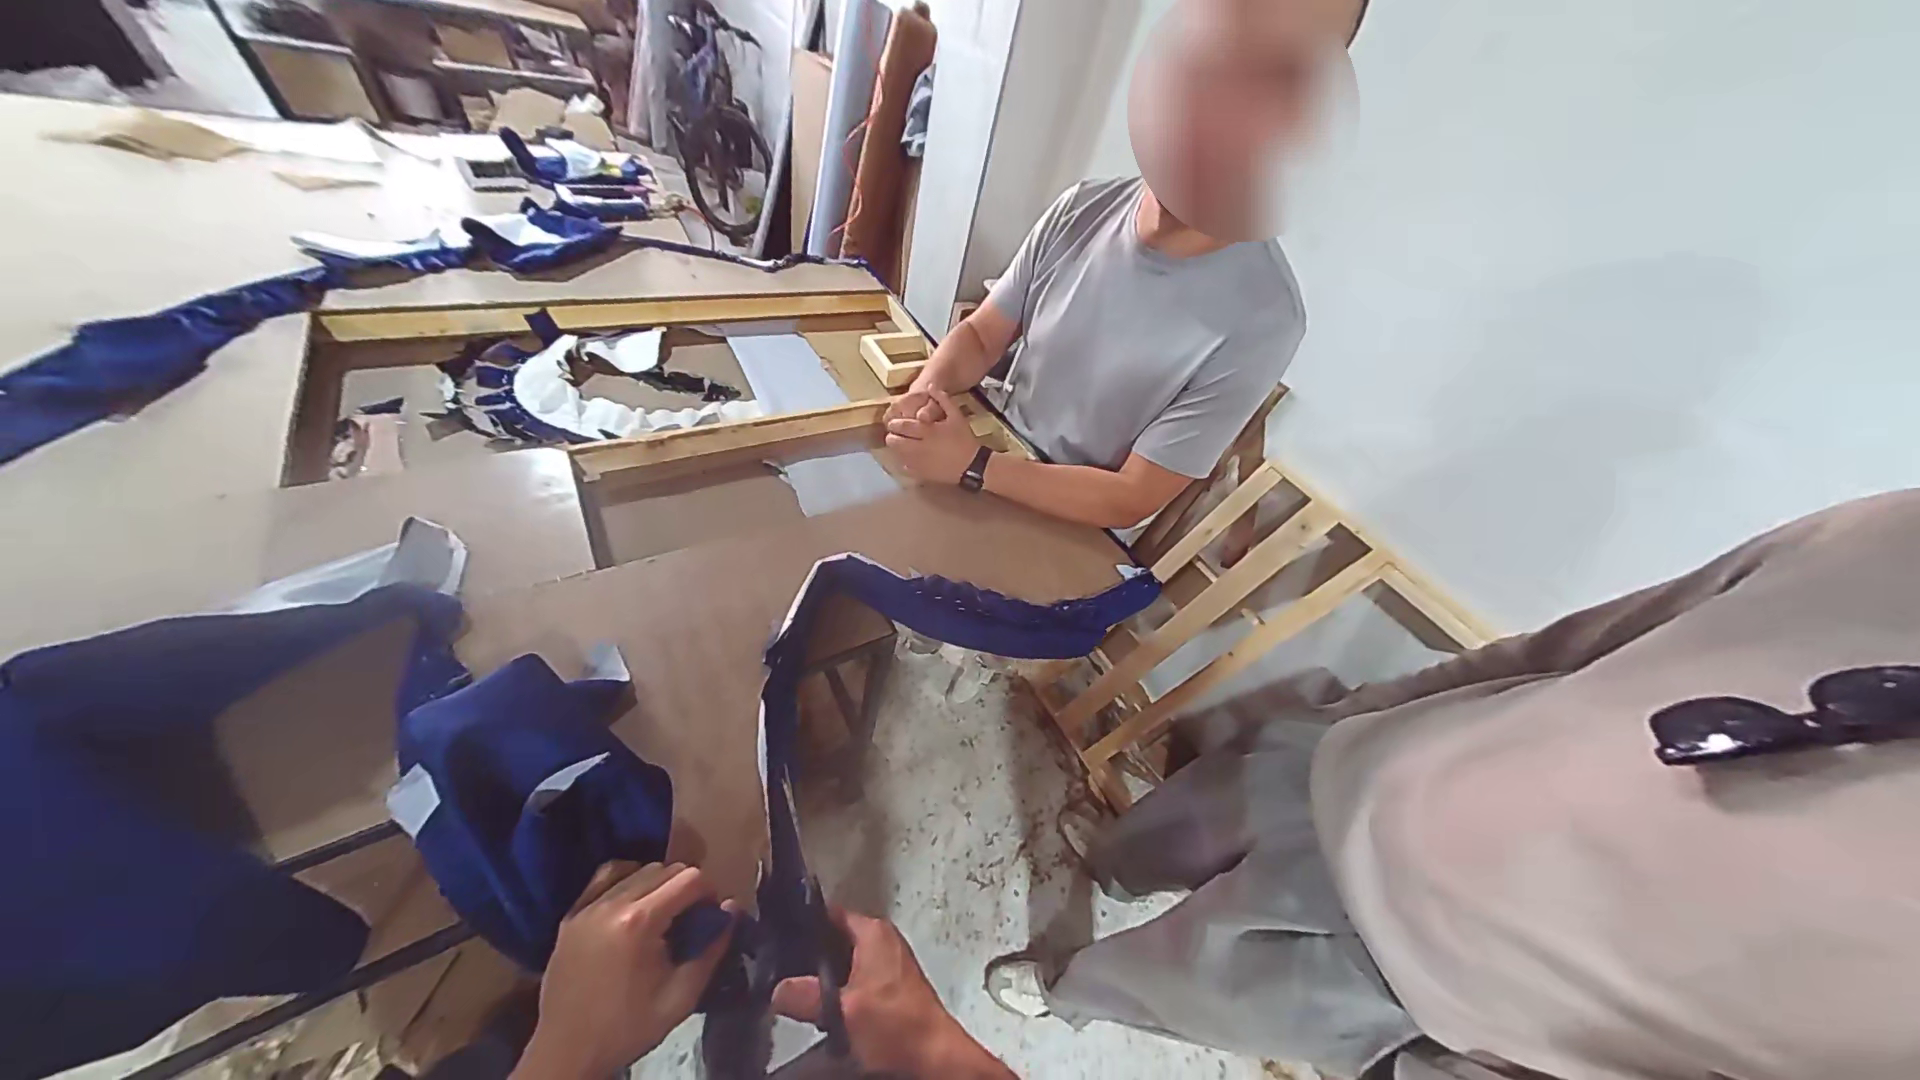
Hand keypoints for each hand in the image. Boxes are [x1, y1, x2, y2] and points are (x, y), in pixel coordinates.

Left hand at [513, 862, 736, 1079]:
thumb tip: (732, 908)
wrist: (565, 1056)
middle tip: (689, 917)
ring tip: (662, 912)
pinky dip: (627, 878)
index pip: (690, 877)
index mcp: (640, 921)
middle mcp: (613, 903)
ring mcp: (588, 907)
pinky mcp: (572, 915)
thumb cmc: (627, 1027)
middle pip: (667, 868)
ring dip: (659, 883)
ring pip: (639, 868)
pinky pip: (607, 875)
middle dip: (686, 887)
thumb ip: (713, 948)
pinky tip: (633, 901)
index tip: (709, 916)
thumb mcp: (681, 996)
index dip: (708, 892)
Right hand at [772, 909, 1012, 1078]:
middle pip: (839, 936)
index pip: (832, 913)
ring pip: (849, 957)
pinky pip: (860, 973)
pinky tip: (830, 1004)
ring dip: (829, 973)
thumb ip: (806, 996)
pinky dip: (844, 985)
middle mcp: (883, 937)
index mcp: (873, 931)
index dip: (807, 923)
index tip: (783, 937)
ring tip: (802, 987)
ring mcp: (890, 959)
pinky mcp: (893, 981)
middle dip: (815, 953)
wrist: (931, 1052)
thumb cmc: (893, 1022)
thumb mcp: (842, 1010)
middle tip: (787, 968)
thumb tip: (777, 989)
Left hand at [884, 387, 980, 485]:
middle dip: (891, 436)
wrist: (971, 465)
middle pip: (895, 441)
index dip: (894, 423)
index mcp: (927, 431)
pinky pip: (905, 468)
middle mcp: (919, 447)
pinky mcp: (921, 474)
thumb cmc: (964, 439)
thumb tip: (931, 386)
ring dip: (896, 449)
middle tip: (894, 434)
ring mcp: (919, 462)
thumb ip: (943, 400)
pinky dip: (903, 462)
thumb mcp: (956, 416)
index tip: (893, 422)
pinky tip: (909, 458)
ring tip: (900, 444)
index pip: (902, 426)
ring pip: (897, 455)